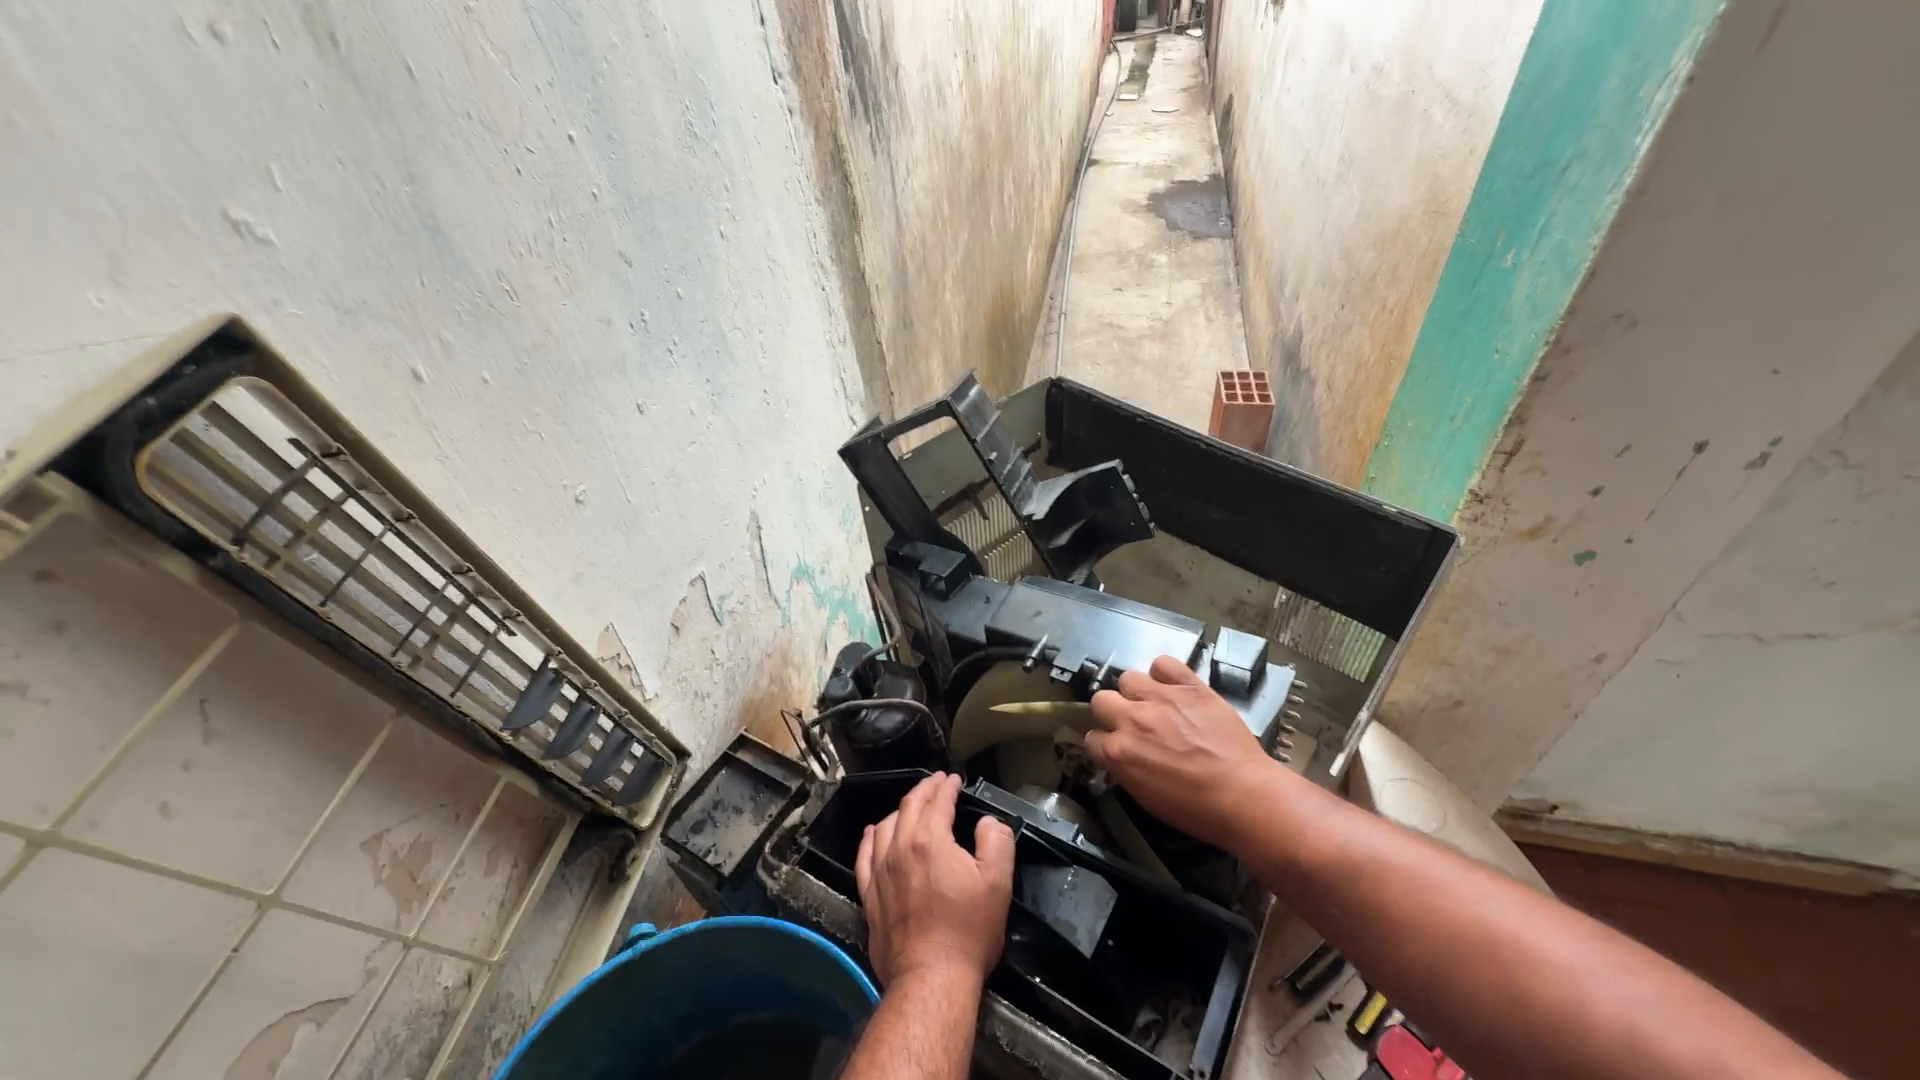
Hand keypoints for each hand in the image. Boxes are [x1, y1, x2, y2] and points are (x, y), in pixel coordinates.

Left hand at [856, 772, 1015, 987]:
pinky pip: (865, 856)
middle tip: (936, 782)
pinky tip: (874, 832)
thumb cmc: (968, 929)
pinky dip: (871, 838)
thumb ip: (996, 840)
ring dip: (900, 810)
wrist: (932, 977)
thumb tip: (987, 821)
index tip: (955, 779)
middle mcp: (899, 848)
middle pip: (909, 807)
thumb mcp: (998, 882)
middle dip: (925, 790)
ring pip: (885, 826)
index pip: (938, 801)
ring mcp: (880, 872)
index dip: (947, 786)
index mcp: (930, 840)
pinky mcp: (869, 895)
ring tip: (912, 805)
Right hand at [1087, 655, 1282, 850]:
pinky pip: (1164, 663)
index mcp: (1118, 753)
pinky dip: (1164, 673)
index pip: (1092, 738)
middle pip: (1101, 700)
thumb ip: (1125, 769)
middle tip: (1132, 724)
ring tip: (1154, 704)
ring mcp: (1161, 698)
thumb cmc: (1196, 809)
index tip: (1117, 748)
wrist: (1244, 795)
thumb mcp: (1146, 797)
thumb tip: (1121, 756)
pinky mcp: (1190, 686)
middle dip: (1112, 712)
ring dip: (1137, 692)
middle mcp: (1133, 720)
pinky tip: (1173, 687)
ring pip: (1128, 678)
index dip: (1105, 744)